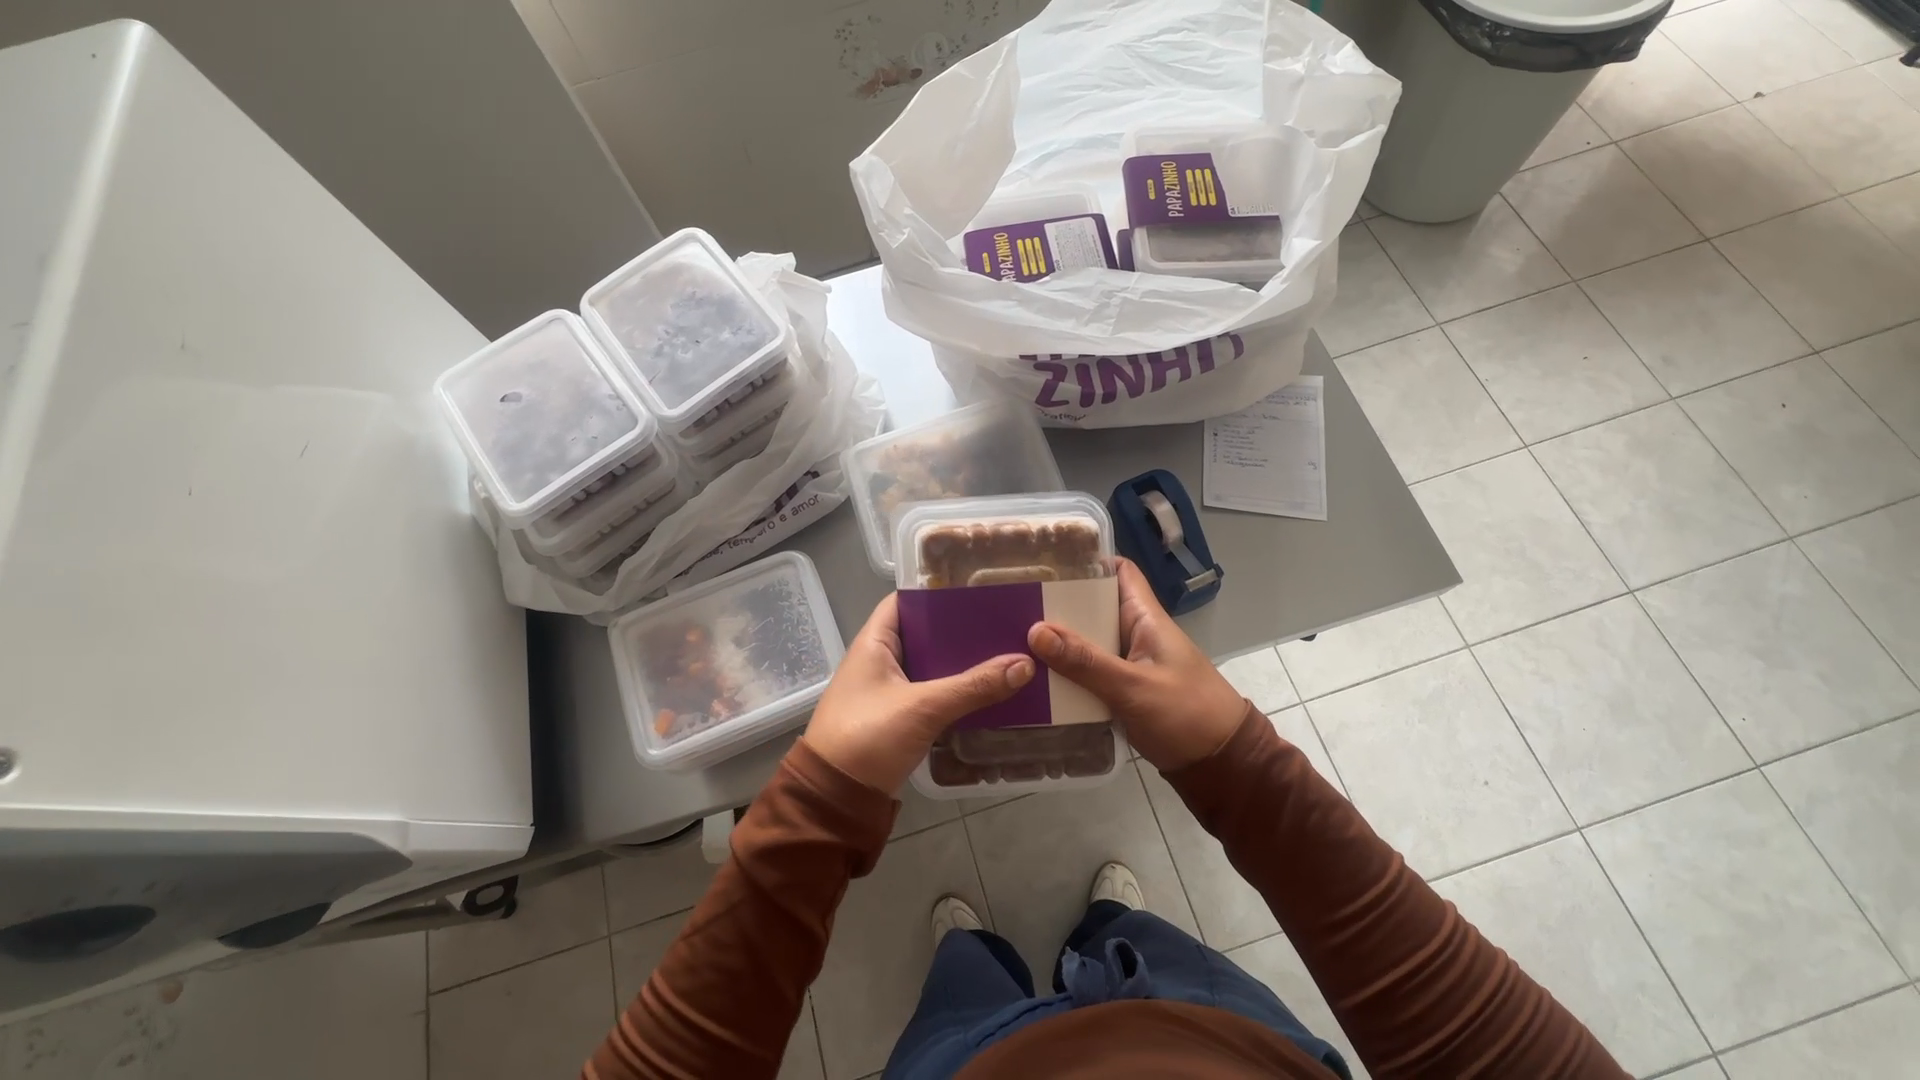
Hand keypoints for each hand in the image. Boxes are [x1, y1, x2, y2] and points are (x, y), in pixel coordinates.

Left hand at [806, 593, 1034, 793]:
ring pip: (932, 666)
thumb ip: (973, 686)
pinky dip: (957, 691)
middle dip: (961, 629)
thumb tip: (1025, 663)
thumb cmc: (868, 737)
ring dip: (962, 663)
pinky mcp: (899, 718)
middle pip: (925, 633)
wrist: (835, 798)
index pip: (906, 600)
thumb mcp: (923, 707)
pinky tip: (991, 691)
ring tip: (1008, 651)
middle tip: (1006, 621)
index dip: (938, 591)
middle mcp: (880, 660)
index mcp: (874, 642)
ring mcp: (889, 690)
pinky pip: (933, 693)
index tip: (979, 587)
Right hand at [1028, 558, 1247, 770]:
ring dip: (1061, 643)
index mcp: (1147, 619)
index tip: (1047, 565)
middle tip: (1016, 604)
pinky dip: (1070, 674)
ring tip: (1016, 638)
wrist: (1221, 765)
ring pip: (1090, 643)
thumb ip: (1085, 662)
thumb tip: (1036, 631)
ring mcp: (1133, 664)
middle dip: (1061, 606)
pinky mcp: (1127, 691)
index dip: (1088, 563)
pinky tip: (1039, 678)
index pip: (1120, 572)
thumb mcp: (1133, 688)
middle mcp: (1138, 635)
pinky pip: (1092, 673)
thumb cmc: (1186, 715)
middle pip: (1096, 608)